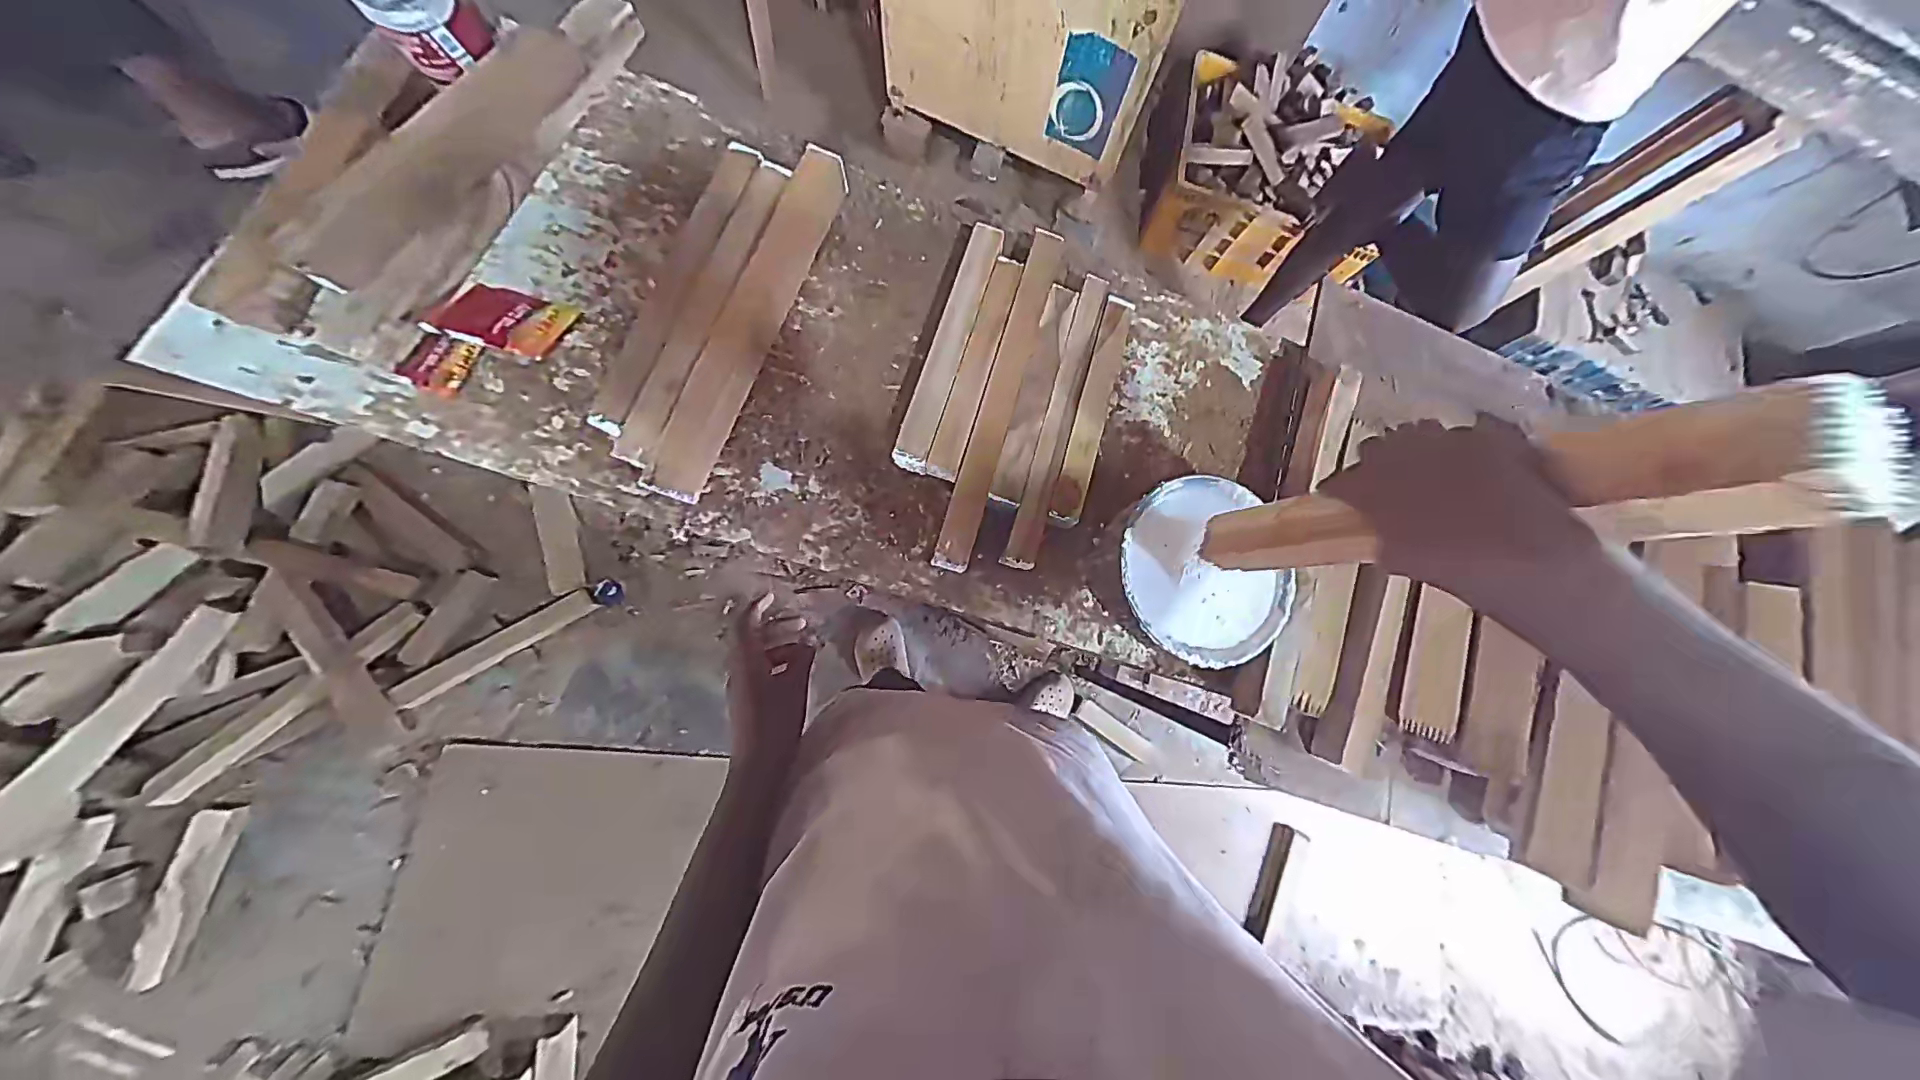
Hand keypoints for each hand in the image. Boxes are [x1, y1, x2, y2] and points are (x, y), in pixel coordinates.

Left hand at [726, 593, 814, 766]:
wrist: (759, 765)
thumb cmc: (776, 724)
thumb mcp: (794, 686)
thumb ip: (801, 660)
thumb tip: (809, 642)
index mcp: (745, 661)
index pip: (745, 623)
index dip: (758, 606)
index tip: (775, 596)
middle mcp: (738, 670)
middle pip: (752, 637)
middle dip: (777, 627)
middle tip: (802, 624)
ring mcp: (741, 686)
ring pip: (757, 654)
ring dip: (780, 645)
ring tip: (806, 647)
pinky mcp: (747, 700)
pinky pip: (760, 670)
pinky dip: (777, 662)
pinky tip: (798, 670)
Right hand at [1318, 418, 1604, 601]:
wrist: (1524, 554)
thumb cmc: (1450, 565)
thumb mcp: (1396, 558)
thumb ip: (1379, 533)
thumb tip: (1378, 528)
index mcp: (1371, 485)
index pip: (1340, 480)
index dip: (1338, 490)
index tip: (1338, 498)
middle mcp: (1402, 454)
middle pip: (1375, 447)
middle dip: (1375, 462)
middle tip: (1384, 482)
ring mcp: (1449, 440)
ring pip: (1419, 431)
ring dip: (1416, 446)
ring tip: (1427, 466)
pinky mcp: (1492, 436)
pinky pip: (1472, 430)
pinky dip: (1468, 443)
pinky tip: (1472, 460)